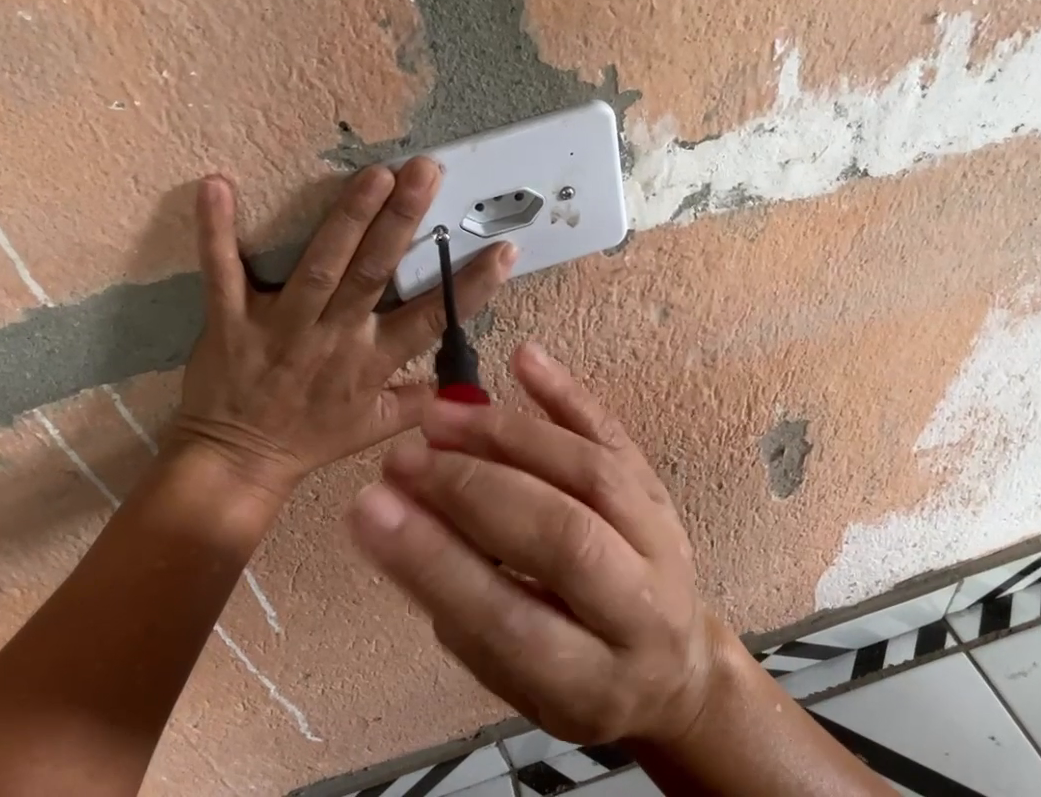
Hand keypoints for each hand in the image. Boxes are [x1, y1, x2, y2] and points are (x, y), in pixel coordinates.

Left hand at [170, 160, 515, 495]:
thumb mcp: (375, 428)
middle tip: (427, 171)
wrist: (236, 463)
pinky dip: (217, 230)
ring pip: (320, 265)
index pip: (431, 318)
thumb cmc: (309, 441)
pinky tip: (218, 184)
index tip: (504, 248)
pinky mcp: (230, 320)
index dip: (470, 285)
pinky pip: (222, 271)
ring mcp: (281, 326)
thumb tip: (461, 383)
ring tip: (375, 175)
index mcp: (371, 361)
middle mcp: (333, 337)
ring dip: (348, 218)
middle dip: (403, 220)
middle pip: (375, 273)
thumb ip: (419, 400)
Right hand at [346, 342, 726, 746]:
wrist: (673, 669)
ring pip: (591, 474)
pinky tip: (524, 358)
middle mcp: (641, 610)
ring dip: (508, 437)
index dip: (435, 562)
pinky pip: (616, 435)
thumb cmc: (573, 682)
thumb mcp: (512, 679)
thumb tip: (393, 518)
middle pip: (563, 538)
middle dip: (473, 489)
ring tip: (438, 417)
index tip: (367, 510)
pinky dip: (568, 394)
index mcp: (592, 681)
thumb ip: (459, 608)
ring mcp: (661, 540)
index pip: (509, 619)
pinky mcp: (661, 492)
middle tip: (402, 459)